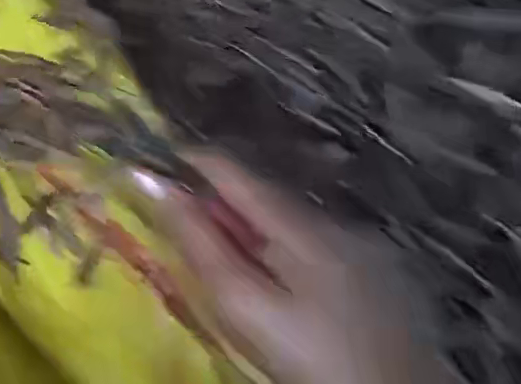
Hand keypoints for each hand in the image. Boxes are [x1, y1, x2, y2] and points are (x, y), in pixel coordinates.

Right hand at [145, 153, 447, 383]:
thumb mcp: (240, 302)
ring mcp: (364, 250)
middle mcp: (336, 222)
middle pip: (253, 191)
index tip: (141, 170)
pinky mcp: (379, 278)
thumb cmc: (314, 361)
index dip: (179, 160)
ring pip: (279, 217)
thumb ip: (193, 235)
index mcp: (303, 224)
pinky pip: (306, 241)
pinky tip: (268, 280)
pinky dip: (272, 247)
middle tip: (178, 231)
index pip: (225, 165)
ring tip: (220, 260)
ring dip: (241, 226)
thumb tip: (144, 177)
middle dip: (210, 202)